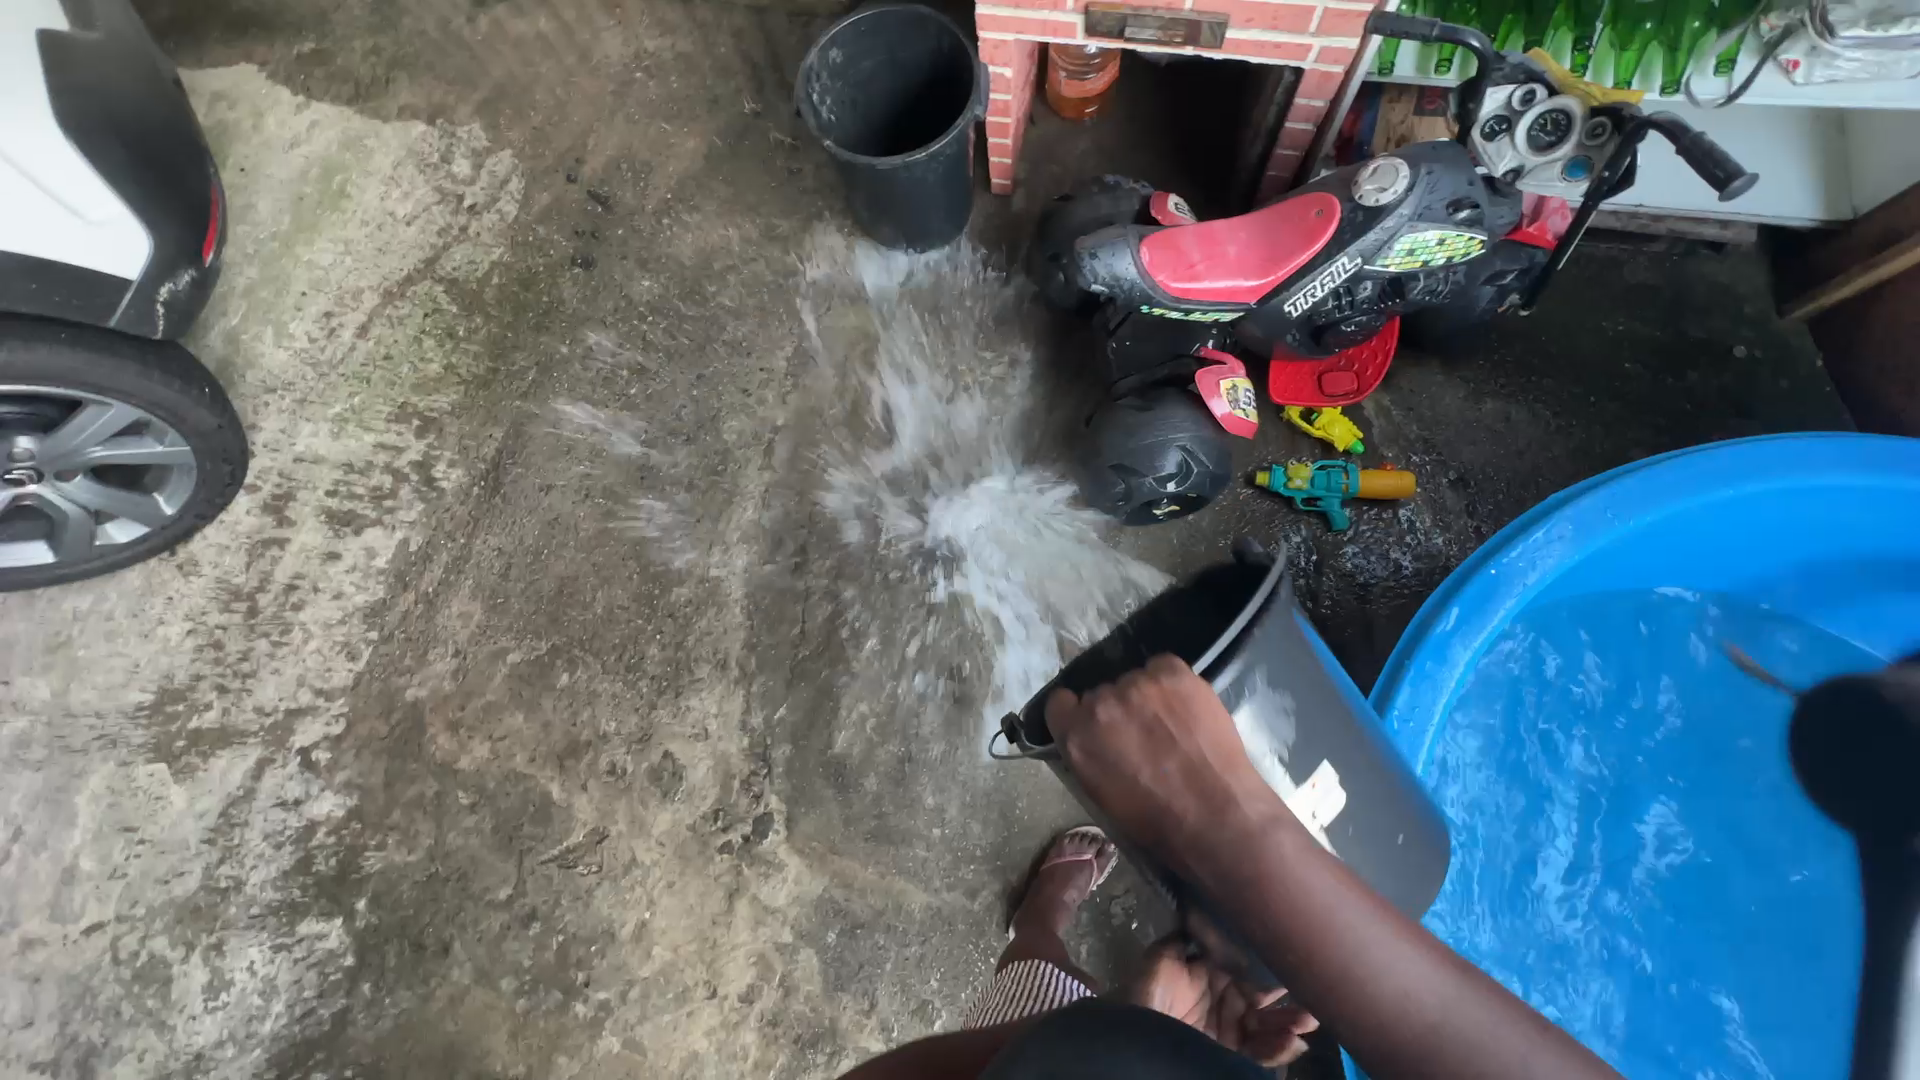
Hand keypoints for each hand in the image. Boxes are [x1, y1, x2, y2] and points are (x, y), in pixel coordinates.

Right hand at [1044, 654, 1297, 879]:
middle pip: (1102, 692)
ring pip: (1135, 679)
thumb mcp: (1099, 793)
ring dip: (1146, 697)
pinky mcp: (1173, 674)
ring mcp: (1138, 684)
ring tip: (1171, 724)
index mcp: (1075, 735)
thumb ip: (1087, 753)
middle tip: (1141, 734)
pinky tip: (1186, 707)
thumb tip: (1094, 737)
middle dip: (1117, 710)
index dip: (1077, 714)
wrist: (1216, 817)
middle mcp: (1101, 703)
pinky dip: (1172, 683)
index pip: (1059, 703)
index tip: (1096, 726)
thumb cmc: (1156, 820)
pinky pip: (1163, 666)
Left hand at [1125, 937, 1319, 1066]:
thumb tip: (1206, 912)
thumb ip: (1185, 936)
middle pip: (1265, 1001)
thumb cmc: (1148, 991)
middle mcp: (1225, 1001)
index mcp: (1211, 974)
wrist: (1134, 1034)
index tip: (1293, 958)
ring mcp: (1229, 1031)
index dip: (1270, 967)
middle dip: (1291, 1000)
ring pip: (1268, 1028)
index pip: (1248, 968)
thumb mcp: (1162, 956)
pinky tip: (1293, 1042)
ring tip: (1308, 1020)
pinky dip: (1278, 1050)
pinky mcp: (1229, 1056)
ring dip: (1290, 1025)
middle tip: (1314, 997)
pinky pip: (1259, 1055)